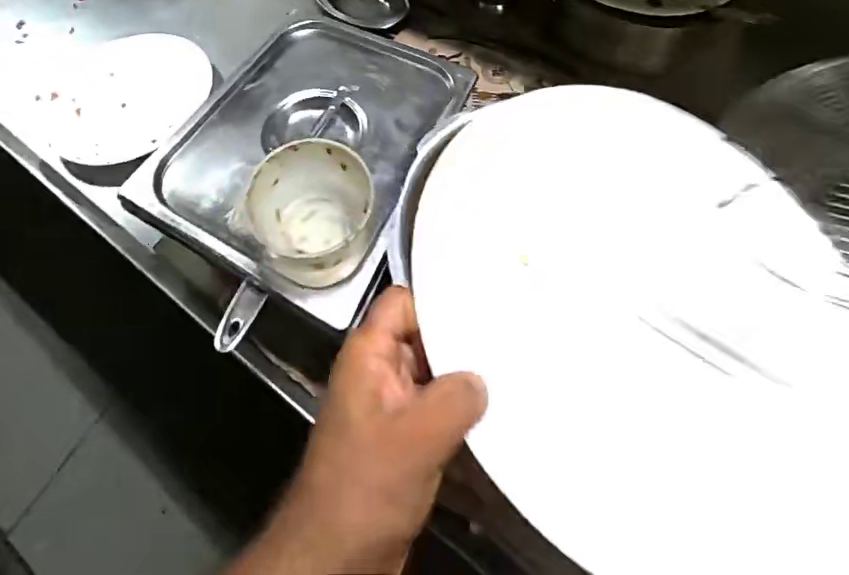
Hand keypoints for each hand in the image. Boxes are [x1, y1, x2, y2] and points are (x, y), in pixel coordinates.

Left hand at [228, 288, 486, 574]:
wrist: (335, 554)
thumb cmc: (364, 487)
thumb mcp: (415, 439)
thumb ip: (453, 399)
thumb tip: (482, 377)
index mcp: (368, 353)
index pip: (403, 302)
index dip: (439, 298)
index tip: (484, 303)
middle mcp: (378, 370)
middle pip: (423, 335)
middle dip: (462, 338)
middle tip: (511, 337)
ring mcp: (390, 404)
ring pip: (433, 373)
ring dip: (464, 378)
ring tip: (513, 372)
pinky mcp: (403, 435)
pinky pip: (436, 406)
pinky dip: (461, 409)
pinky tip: (496, 414)